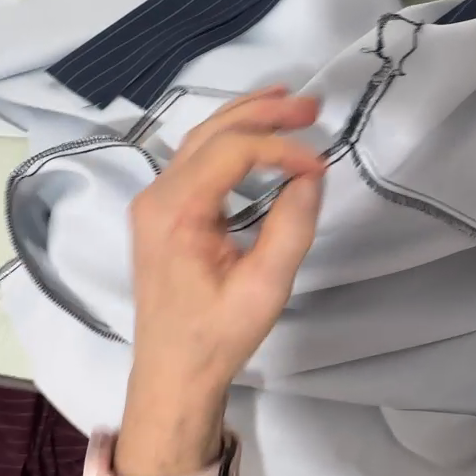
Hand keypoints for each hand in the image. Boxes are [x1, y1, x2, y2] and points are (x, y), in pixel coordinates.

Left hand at [119, 87, 324, 474]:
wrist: (172, 372)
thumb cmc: (217, 335)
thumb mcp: (266, 287)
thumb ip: (292, 227)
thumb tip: (311, 176)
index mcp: (175, 212)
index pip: (232, 152)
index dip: (282, 149)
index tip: (321, 168)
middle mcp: (157, 195)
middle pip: (212, 132)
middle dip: (264, 114)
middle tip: (313, 107)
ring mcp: (155, 201)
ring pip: (202, 139)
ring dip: (247, 118)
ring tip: (289, 104)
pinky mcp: (164, 211)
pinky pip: (197, 158)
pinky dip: (231, 139)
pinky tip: (256, 134)